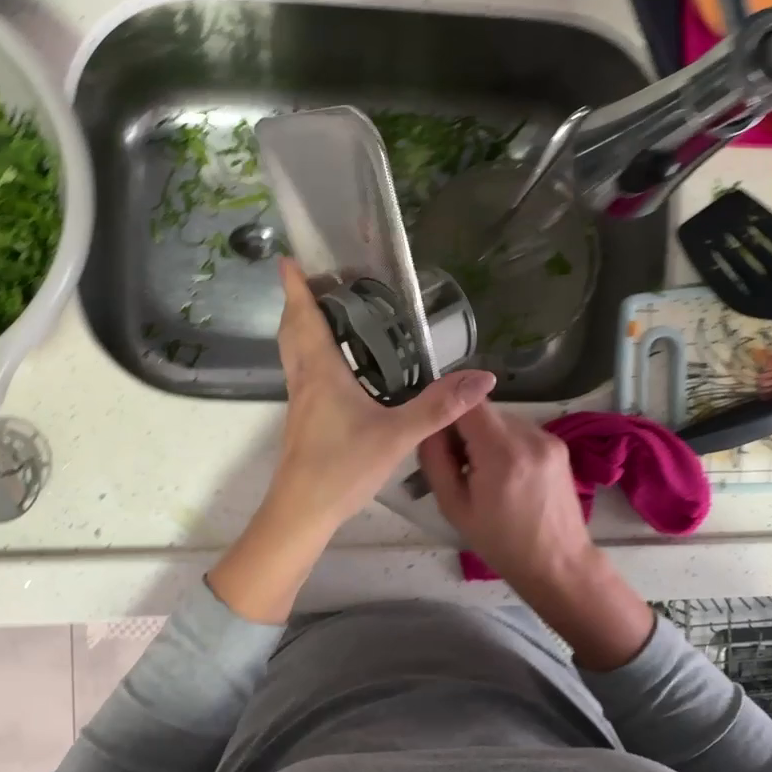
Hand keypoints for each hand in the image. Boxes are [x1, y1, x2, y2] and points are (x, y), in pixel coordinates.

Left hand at [206, 258, 495, 626]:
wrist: (301, 512)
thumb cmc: (341, 468)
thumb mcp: (397, 436)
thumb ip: (439, 407)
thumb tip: (483, 378)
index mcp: (321, 372)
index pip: (304, 318)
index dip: (296, 287)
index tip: (289, 259)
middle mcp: (304, 380)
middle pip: (293, 331)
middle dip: (300, 302)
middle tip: (318, 281)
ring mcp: (300, 403)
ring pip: (294, 353)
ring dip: (302, 328)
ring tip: (326, 314)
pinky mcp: (302, 422)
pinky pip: (303, 374)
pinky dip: (311, 354)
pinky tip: (335, 369)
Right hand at [416, 406, 594, 590]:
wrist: (557, 563)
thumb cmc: (500, 543)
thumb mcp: (453, 506)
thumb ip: (434, 459)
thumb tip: (428, 427)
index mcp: (502, 453)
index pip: (467, 402)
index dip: (447, 411)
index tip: (436, 433)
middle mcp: (530, 436)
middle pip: (484, 410)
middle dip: (464, 428)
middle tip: (456, 463)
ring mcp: (549, 438)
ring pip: (502, 419)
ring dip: (484, 436)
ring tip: (481, 472)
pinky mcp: (558, 445)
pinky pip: (520, 430)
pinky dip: (505, 443)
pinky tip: (504, 474)